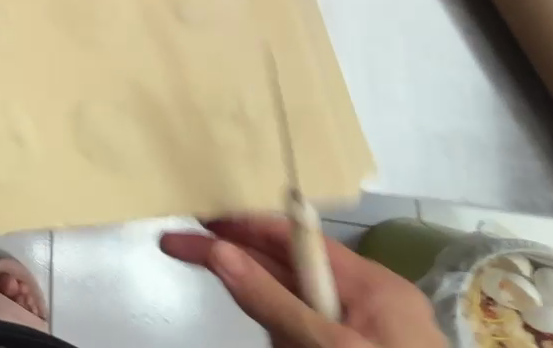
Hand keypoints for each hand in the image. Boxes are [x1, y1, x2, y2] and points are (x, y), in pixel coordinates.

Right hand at [160, 217, 444, 347]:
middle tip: (176, 246)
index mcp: (376, 286)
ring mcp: (365, 333)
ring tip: (218, 285)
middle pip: (289, 264)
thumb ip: (270, 299)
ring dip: (255, 296)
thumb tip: (215, 249)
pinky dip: (278, 328)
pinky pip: (305, 328)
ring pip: (293, 299)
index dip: (244, 223)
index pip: (296, 236)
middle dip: (235, 256)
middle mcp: (372, 302)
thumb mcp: (326, 346)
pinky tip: (271, 337)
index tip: (195, 218)